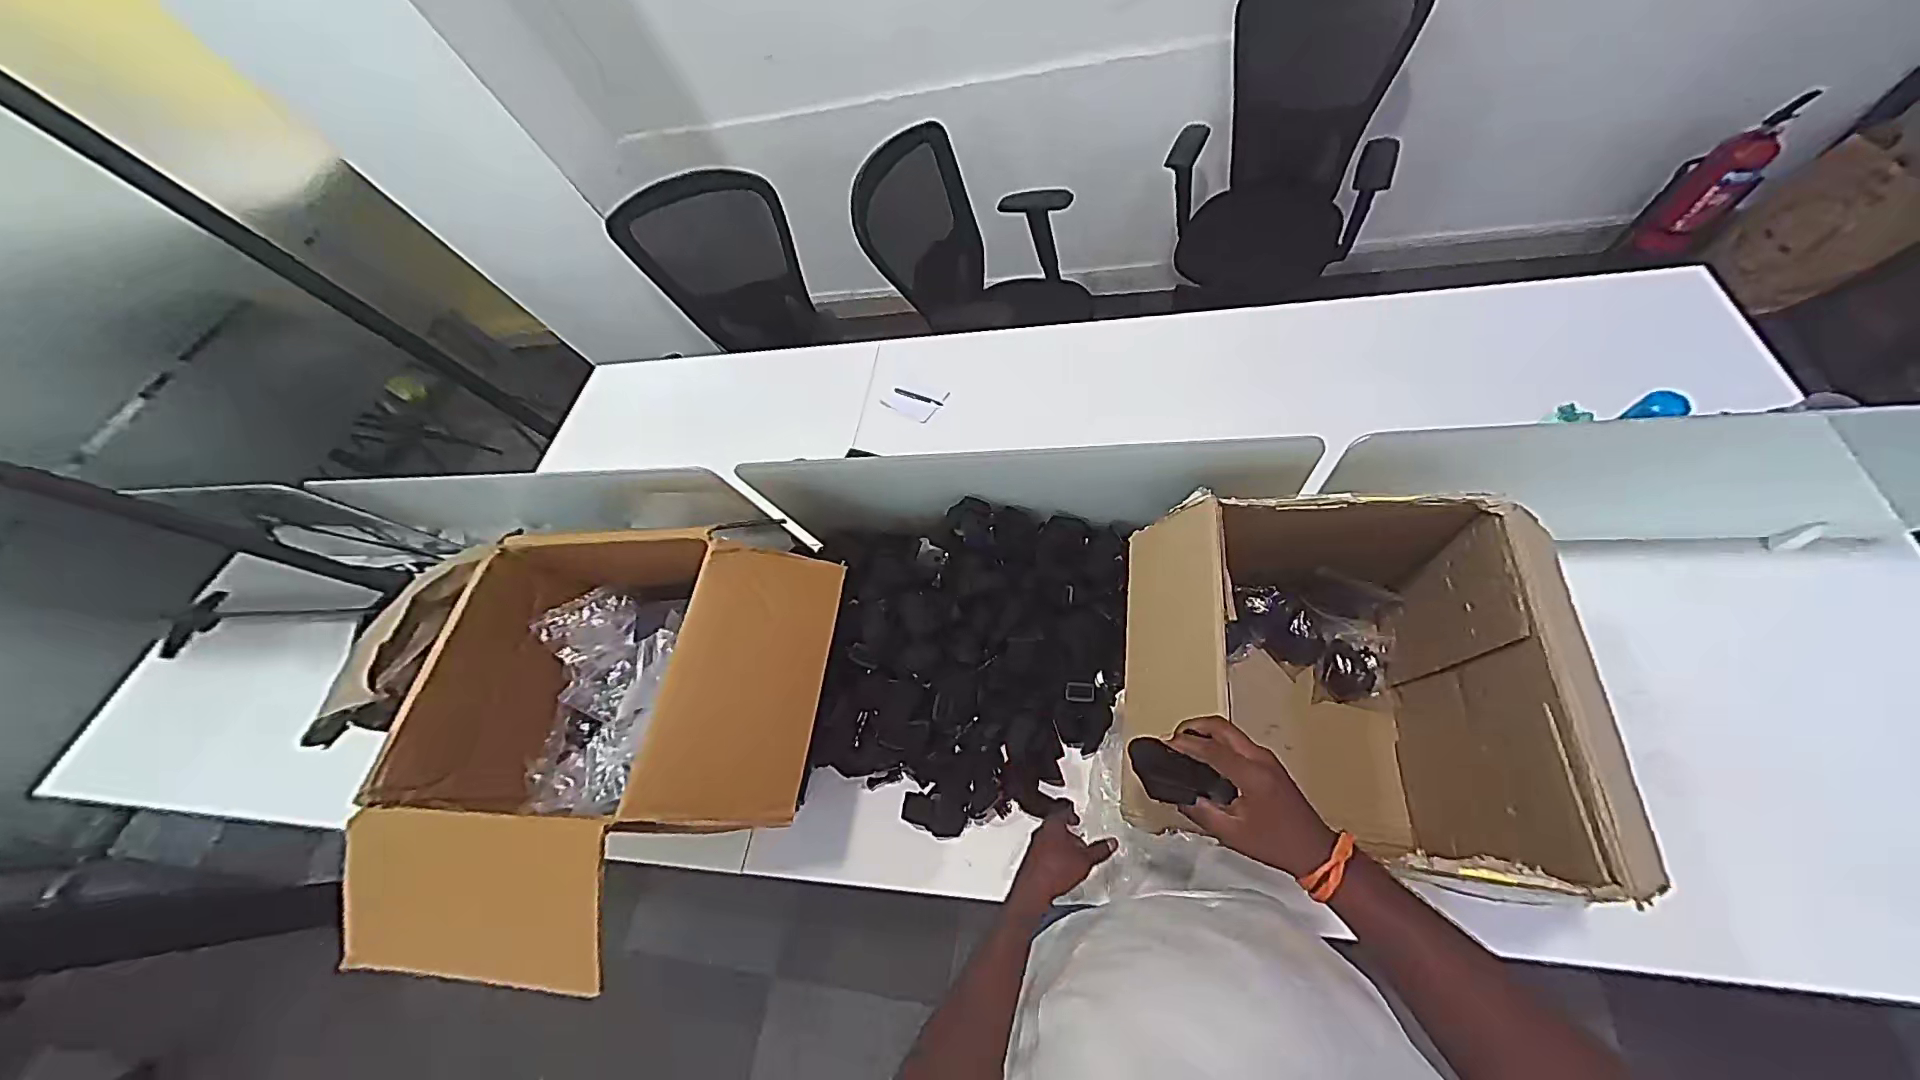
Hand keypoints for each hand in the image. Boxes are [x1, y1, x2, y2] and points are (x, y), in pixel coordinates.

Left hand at [1006, 811, 1114, 916]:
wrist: (1034, 890)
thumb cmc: (1054, 870)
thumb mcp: (1086, 859)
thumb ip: (1100, 849)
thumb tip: (1111, 843)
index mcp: (1053, 824)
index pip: (1064, 811)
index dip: (1072, 813)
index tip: (1076, 817)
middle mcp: (1041, 831)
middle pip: (1056, 825)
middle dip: (1068, 831)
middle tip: (1078, 836)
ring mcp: (1034, 845)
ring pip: (1049, 838)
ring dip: (1061, 843)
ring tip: (1072, 854)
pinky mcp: (1031, 859)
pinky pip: (1044, 851)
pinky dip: (1053, 854)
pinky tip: (1061, 866)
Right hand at [1168, 716, 1339, 877]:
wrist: (1315, 850)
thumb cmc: (1279, 844)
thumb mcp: (1232, 834)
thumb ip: (1201, 812)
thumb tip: (1182, 797)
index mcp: (1252, 775)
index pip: (1211, 748)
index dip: (1184, 744)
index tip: (1167, 744)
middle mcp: (1261, 759)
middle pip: (1221, 726)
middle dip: (1193, 726)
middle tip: (1174, 738)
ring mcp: (1266, 758)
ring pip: (1230, 730)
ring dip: (1205, 732)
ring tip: (1186, 745)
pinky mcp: (1268, 762)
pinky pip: (1237, 741)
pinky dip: (1217, 740)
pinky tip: (1207, 754)